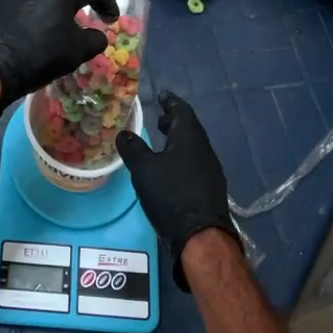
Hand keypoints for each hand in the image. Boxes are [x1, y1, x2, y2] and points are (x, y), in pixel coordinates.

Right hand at [117, 91, 237, 289]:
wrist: (202, 237)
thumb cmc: (171, 195)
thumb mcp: (144, 169)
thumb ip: (133, 148)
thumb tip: (123, 133)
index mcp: (190, 137)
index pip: (182, 111)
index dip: (171, 102)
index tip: (163, 95)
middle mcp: (203, 150)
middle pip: (189, 129)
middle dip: (174, 122)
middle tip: (160, 119)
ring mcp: (209, 171)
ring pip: (192, 148)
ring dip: (178, 142)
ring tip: (162, 143)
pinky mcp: (209, 190)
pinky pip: (194, 164)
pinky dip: (181, 158)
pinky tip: (170, 170)